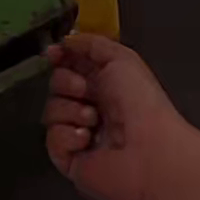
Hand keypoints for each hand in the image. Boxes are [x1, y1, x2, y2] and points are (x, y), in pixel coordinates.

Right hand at [43, 33, 199, 199]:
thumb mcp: (120, 57)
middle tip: (85, 90)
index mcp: (104, 80)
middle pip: (56, 84)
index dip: (60, 56)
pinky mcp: (70, 159)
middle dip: (66, 82)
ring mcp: (78, 133)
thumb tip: (65, 39)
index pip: (71, 63)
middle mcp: (89, 104)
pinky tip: (86, 140)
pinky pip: (52, 139)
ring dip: (70, 110)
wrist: (147, 152)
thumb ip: (90, 43)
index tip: (53, 53)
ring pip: (51, 110)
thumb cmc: (139, 100)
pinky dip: (67, 136)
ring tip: (93, 119)